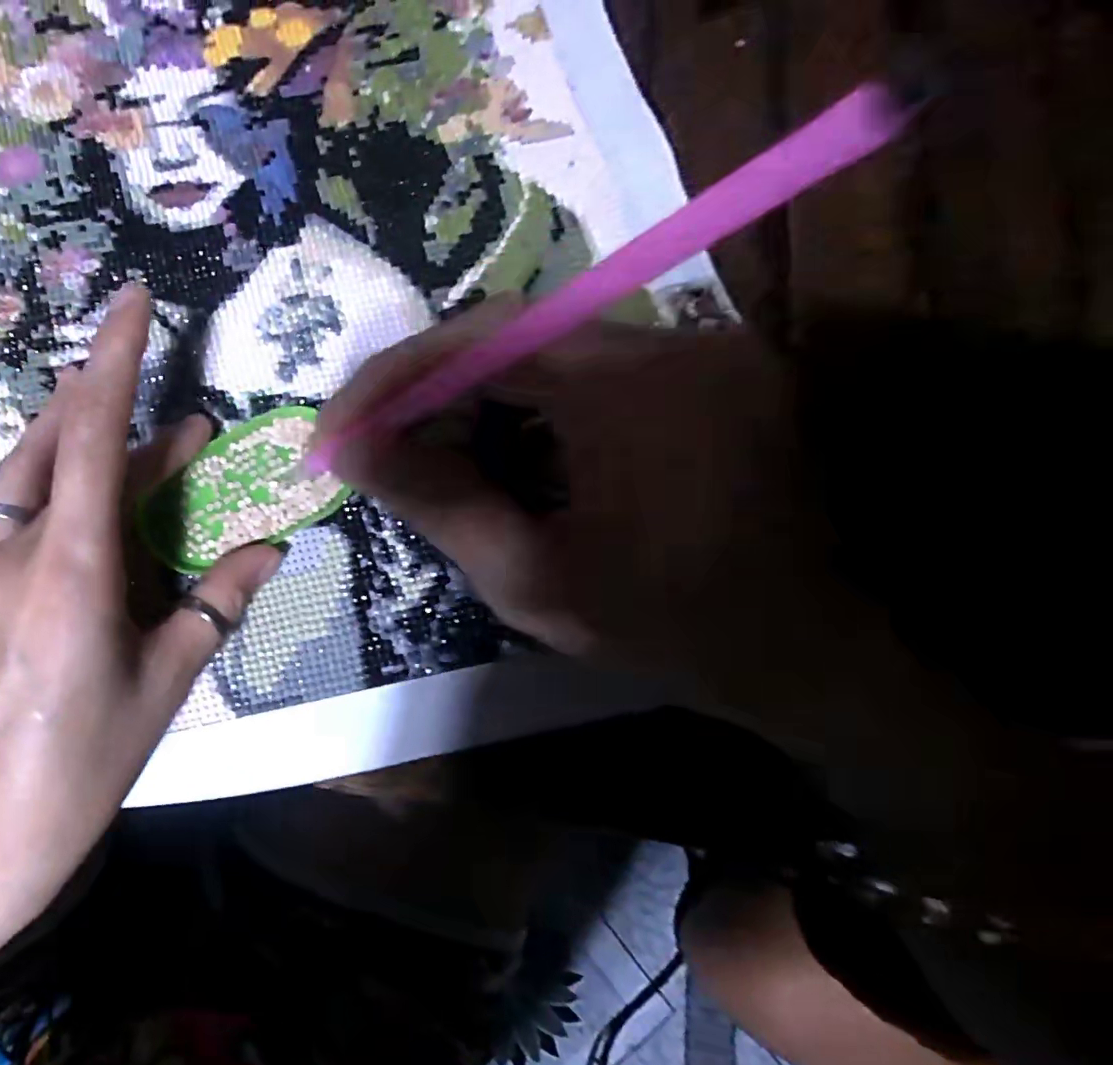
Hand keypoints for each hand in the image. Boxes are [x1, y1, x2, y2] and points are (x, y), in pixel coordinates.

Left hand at [0, 283, 282, 941]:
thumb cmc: (87, 763)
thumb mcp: (166, 682)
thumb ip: (217, 604)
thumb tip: (273, 547)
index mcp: (73, 567)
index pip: (93, 436)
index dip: (114, 360)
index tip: (132, 300)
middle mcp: (17, 549)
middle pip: (66, 448)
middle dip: (122, 414)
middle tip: (188, 430)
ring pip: (23, 470)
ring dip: (68, 432)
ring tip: (114, 419)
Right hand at [312, 299, 839, 700]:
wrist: (802, 655)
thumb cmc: (663, 626)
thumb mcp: (527, 575)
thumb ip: (436, 500)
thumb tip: (347, 451)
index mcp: (636, 389)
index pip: (485, 338)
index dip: (393, 377)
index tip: (335, 431)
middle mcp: (671, 344)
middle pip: (505, 335)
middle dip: (416, 389)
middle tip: (360, 445)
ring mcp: (688, 354)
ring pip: (533, 350)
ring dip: (458, 398)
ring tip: (410, 456)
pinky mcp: (689, 376)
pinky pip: (571, 371)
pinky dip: (507, 405)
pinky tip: (480, 453)